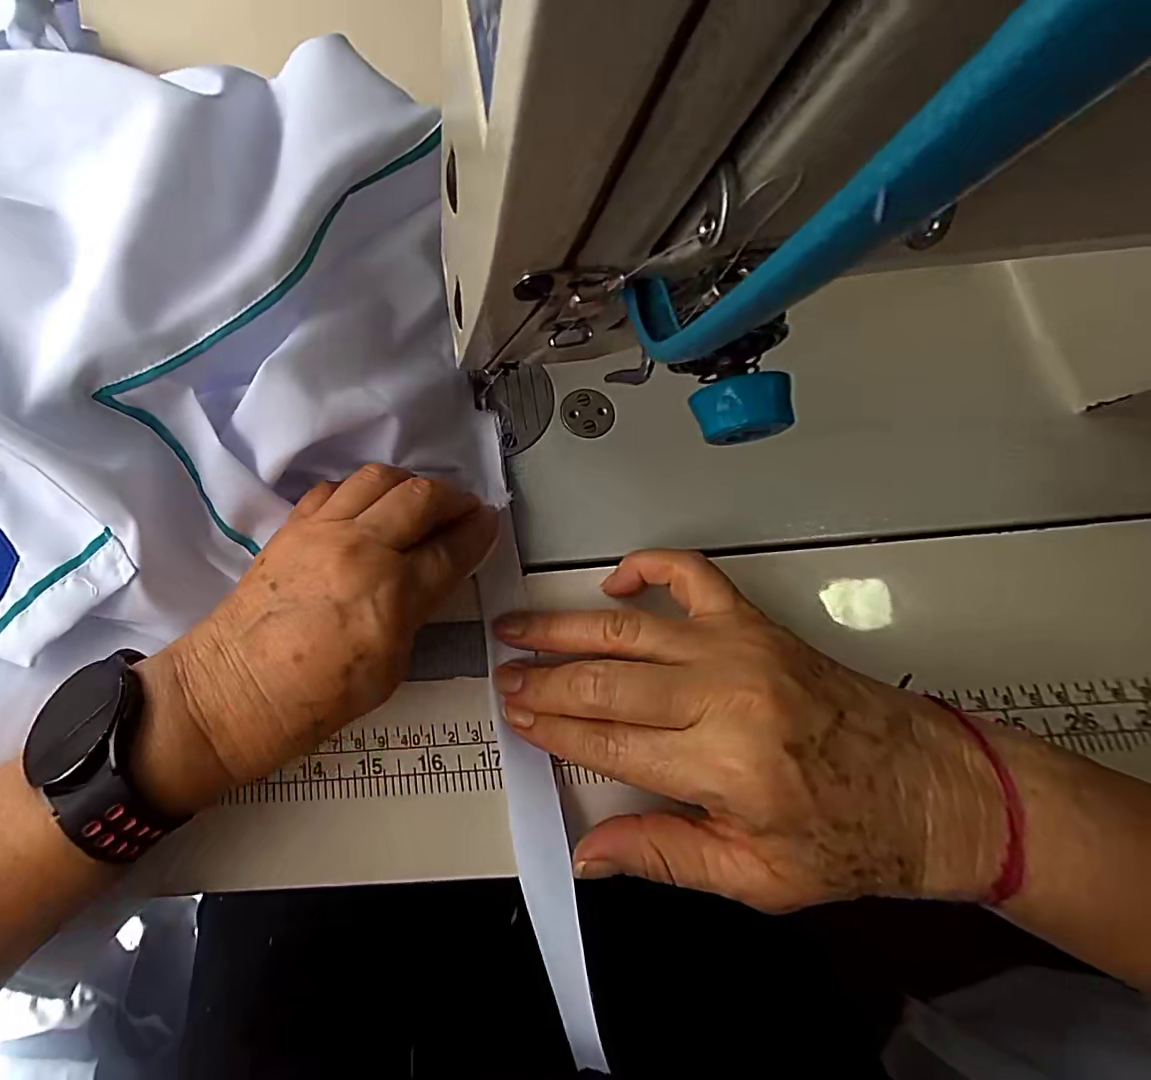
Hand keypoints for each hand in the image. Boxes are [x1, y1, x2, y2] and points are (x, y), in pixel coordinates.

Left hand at [133, 465, 498, 816]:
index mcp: (392, 593)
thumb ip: (413, 613)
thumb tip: (423, 581)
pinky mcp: (289, 529)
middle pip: (420, 497)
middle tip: (462, 509)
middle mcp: (358, 549)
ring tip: (415, 501)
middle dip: (452, 498)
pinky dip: (356, 491)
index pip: (451, 548)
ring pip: (376, 478)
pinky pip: (330, 490)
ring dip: (406, 484)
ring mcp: (320, 532)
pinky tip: (362, 508)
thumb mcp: (389, 667)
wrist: (236, 686)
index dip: (477, 533)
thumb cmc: (311, 697)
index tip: (487, 525)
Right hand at [492, 550, 1006, 912]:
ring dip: (558, 628)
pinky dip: (645, 567)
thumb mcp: (757, 877)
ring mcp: (739, 650)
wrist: (945, 793)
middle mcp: (725, 699)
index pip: (606, 742)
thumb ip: (661, 857)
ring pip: (622, 630)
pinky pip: (690, 576)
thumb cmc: (850, 840)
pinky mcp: (754, 623)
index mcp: (725, 768)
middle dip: (541, 682)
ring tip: (514, 628)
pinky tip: (611, 581)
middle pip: (601, 682)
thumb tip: (582, 856)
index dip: (551, 731)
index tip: (516, 720)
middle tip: (504, 680)